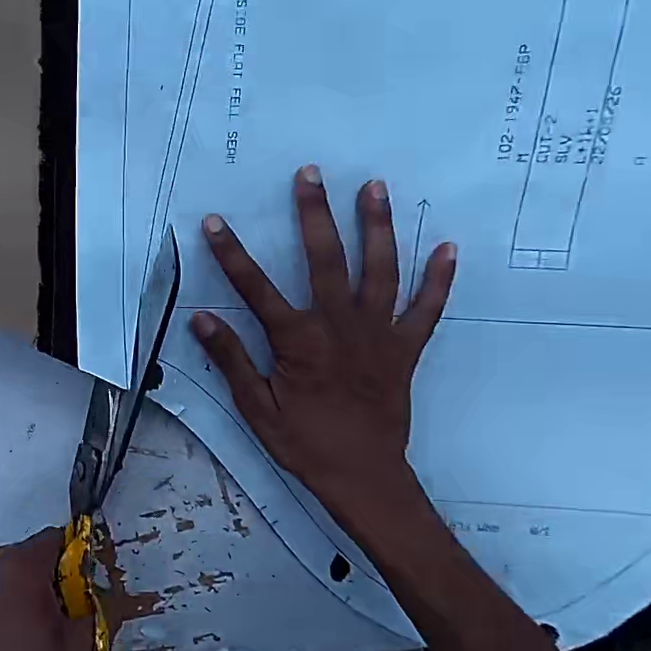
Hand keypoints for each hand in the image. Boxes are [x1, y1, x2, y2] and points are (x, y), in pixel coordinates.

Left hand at [0, 527, 92, 650]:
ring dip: (26, 597)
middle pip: (26, 560)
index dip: (76, 556)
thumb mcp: (81, 649)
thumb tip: (89, 585)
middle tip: (71, 618)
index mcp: (15, 574)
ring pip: (4, 583)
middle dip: (51, 580)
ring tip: (43, 641)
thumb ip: (88, 602)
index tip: (90, 584)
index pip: (52, 540)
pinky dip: (3, 615)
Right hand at [191, 167, 455, 530]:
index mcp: (297, 341)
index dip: (231, 253)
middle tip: (311, 173)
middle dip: (314, 214)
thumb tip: (201, 319)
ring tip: (375, 187)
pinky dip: (439, 279)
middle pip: (325, 260)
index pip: (254, 288)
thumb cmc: (303, 442)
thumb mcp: (255, 407)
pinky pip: (426, 309)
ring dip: (377, 227)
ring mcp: (378, 334)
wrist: (363, 476)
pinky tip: (449, 247)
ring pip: (379, 270)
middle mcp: (339, 326)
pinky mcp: (406, 348)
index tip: (215, 221)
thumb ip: (231, 359)